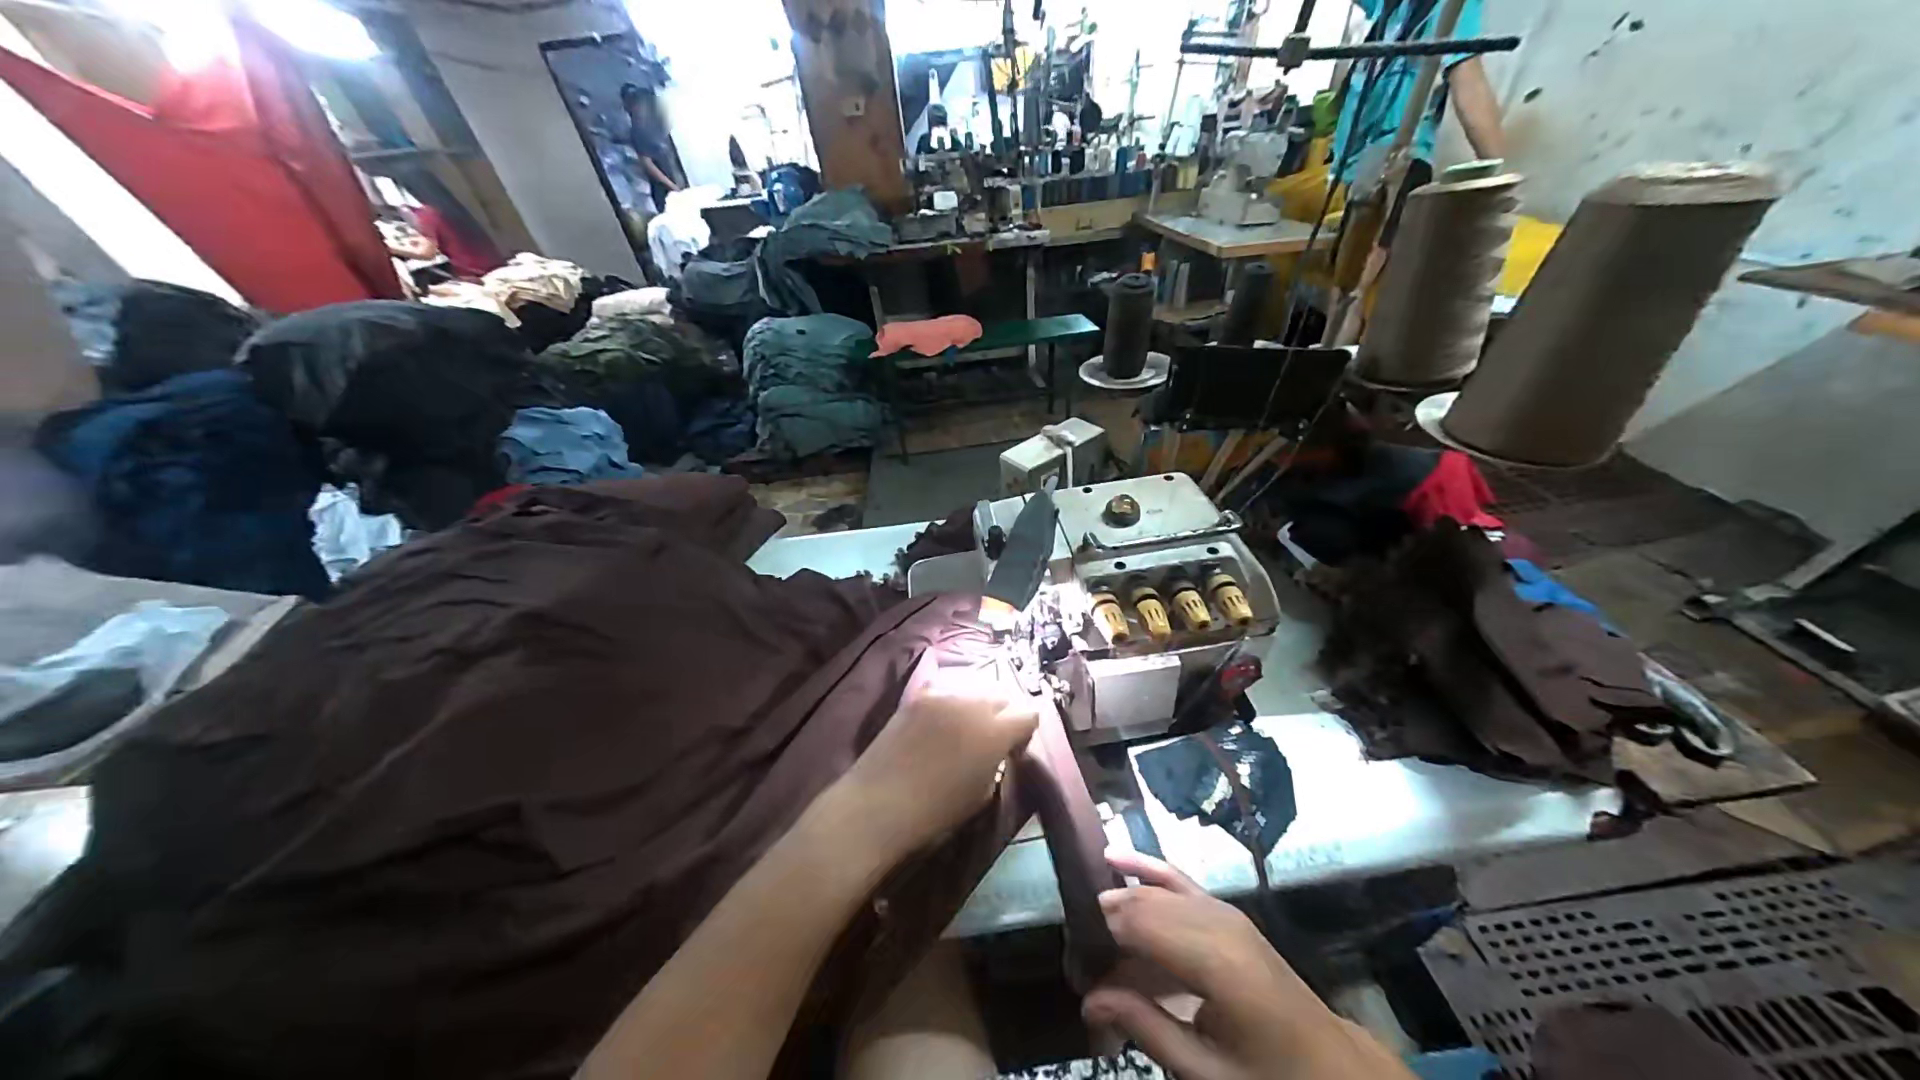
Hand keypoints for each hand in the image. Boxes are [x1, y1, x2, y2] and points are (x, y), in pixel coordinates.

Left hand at [835, 668, 1038, 862]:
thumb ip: (996, 763)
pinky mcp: (917, 697)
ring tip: (959, 731)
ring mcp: (943, 696)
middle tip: (987, 741)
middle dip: (1001, 715)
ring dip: (973, 708)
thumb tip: (997, 753)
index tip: (1011, 752)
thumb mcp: (981, 794)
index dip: (1023, 733)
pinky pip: (942, 691)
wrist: (879, 804)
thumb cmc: (935, 812)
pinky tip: (936, 723)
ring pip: (971, 691)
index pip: (1028, 714)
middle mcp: (973, 705)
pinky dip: (946, 704)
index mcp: (996, 732)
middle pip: (1000, 697)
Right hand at [1085, 852, 1414, 1079]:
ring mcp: (1223, 910)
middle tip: (1077, 967)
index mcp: (1215, 960)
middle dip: (1102, 929)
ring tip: (1088, 943)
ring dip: (1118, 911)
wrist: (1330, 1068)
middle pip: (1139, 905)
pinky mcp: (1225, 911)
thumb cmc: (1271, 1076)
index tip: (1074, 973)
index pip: (1133, 925)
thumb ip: (1145, 1027)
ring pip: (1152, 891)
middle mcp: (1216, 920)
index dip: (1096, 941)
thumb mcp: (1207, 1071)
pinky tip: (1114, 858)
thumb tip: (1088, 1000)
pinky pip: (1177, 880)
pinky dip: (1145, 869)